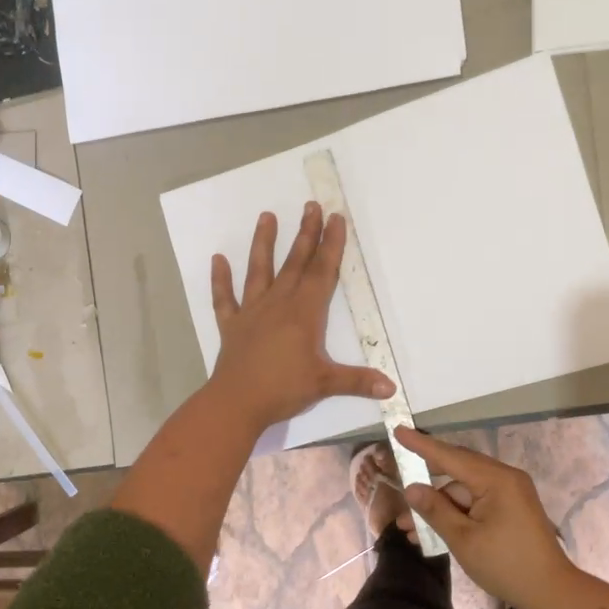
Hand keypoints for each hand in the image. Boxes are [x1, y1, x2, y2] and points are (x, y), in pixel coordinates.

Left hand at [208, 203, 394, 430]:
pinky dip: (220, 280)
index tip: (335, 217)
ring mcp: (251, 313)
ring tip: (266, 216)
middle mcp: (278, 305)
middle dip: (305, 234)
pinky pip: (224, 299)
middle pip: (294, 263)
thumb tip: (392, 388)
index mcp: (304, 314)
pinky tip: (217, 259)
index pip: (321, 272)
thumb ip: (358, 381)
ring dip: (263, 243)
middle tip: (311, 205)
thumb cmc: (282, 390)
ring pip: (258, 271)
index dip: (330, 245)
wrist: (235, 403)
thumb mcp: (325, 384)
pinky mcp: (232, 327)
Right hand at [394, 426, 577, 606]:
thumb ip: (435, 510)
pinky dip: (455, 514)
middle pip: (457, 470)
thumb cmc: (505, 565)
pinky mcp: (510, 509)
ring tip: (408, 529)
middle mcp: (504, 479)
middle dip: (426, 482)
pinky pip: (475, 502)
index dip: (421, 445)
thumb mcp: (463, 539)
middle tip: (397, 483)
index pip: (450, 456)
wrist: (550, 592)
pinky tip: (432, 533)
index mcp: (496, 480)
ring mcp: (509, 494)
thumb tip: (411, 488)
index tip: (398, 430)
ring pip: (464, 491)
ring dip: (438, 506)